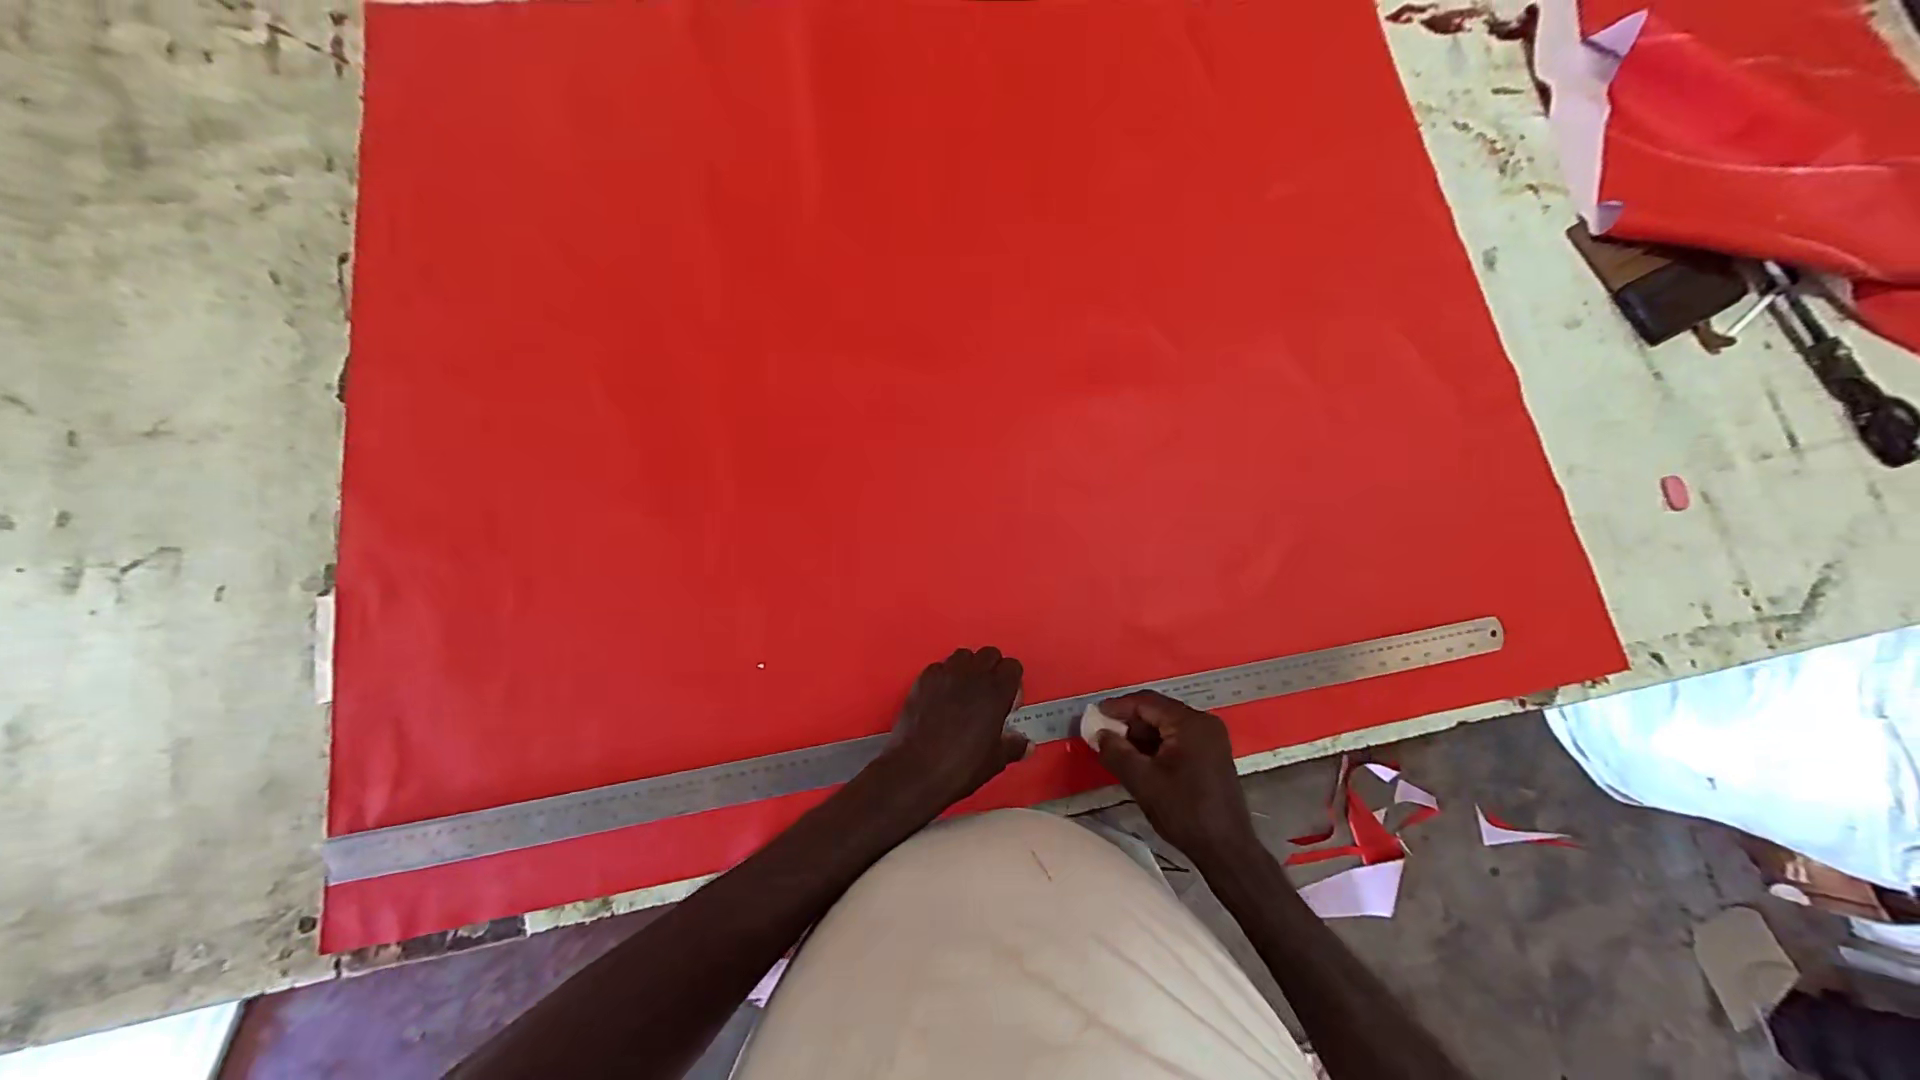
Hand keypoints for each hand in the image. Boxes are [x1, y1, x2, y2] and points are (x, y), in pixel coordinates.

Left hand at [873, 647, 1029, 811]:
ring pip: (963, 655)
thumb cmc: (956, 767)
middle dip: (992, 669)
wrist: (916, 770)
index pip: (1013, 666)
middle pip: (989, 654)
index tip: (1009, 697)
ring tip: (966, 691)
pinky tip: (943, 696)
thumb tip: (1024, 745)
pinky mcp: (923, 680)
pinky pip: (939, 667)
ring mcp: (945, 675)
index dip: (1012, 681)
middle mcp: (972, 677)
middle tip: (989, 692)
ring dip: (968, 668)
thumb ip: (1013, 746)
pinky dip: (944, 676)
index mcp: (996, 692)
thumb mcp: (995, 760)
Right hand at [1094, 691, 1258, 865]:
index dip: (1117, 707)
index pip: (1147, 702)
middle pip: (1158, 711)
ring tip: (1117, 749)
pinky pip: (1177, 739)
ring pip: (1166, 726)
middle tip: (1102, 734)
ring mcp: (1211, 739)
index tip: (1094, 715)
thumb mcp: (1142, 781)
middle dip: (1128, 722)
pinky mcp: (1211, 755)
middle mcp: (1204, 723)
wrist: (1225, 849)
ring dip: (1141, 736)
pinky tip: (1139, 760)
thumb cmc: (1184, 811)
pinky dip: (1156, 745)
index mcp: (1190, 723)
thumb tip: (1098, 734)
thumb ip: (1116, 752)